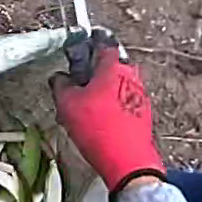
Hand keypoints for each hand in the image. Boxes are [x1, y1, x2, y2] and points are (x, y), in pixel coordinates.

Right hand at [52, 29, 165, 197]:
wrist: (127, 160)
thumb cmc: (98, 128)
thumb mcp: (67, 104)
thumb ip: (61, 85)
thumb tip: (60, 78)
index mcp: (114, 68)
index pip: (103, 43)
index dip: (89, 40)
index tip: (79, 41)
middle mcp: (131, 77)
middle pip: (110, 64)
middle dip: (92, 69)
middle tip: (74, 79)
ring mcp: (139, 95)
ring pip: (115, 83)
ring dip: (100, 87)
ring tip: (81, 103)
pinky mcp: (141, 112)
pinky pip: (121, 99)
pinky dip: (108, 102)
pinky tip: (95, 118)